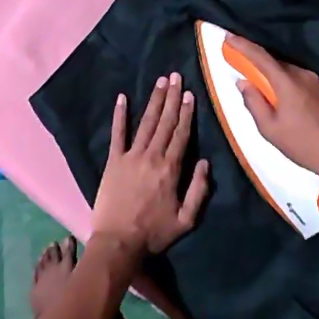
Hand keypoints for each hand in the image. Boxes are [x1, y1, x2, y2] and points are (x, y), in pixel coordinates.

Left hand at [90, 73, 211, 259]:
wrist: (119, 242)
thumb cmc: (154, 233)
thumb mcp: (186, 220)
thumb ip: (198, 190)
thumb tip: (205, 163)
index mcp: (171, 169)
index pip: (181, 135)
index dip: (186, 113)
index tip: (190, 94)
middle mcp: (152, 157)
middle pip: (165, 123)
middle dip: (172, 98)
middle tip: (176, 77)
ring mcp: (130, 156)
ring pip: (146, 123)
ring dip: (154, 101)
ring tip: (160, 82)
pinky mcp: (113, 161)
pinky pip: (117, 134)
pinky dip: (120, 115)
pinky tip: (122, 98)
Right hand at [226, 36, 318, 182]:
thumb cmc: (305, 145)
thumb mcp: (271, 130)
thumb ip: (254, 103)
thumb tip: (244, 83)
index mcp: (287, 81)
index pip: (260, 56)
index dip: (242, 45)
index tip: (229, 37)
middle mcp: (306, 75)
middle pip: (278, 66)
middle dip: (264, 71)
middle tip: (255, 84)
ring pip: (296, 76)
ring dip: (284, 83)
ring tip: (282, 105)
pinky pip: (311, 85)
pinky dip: (301, 91)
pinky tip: (304, 111)